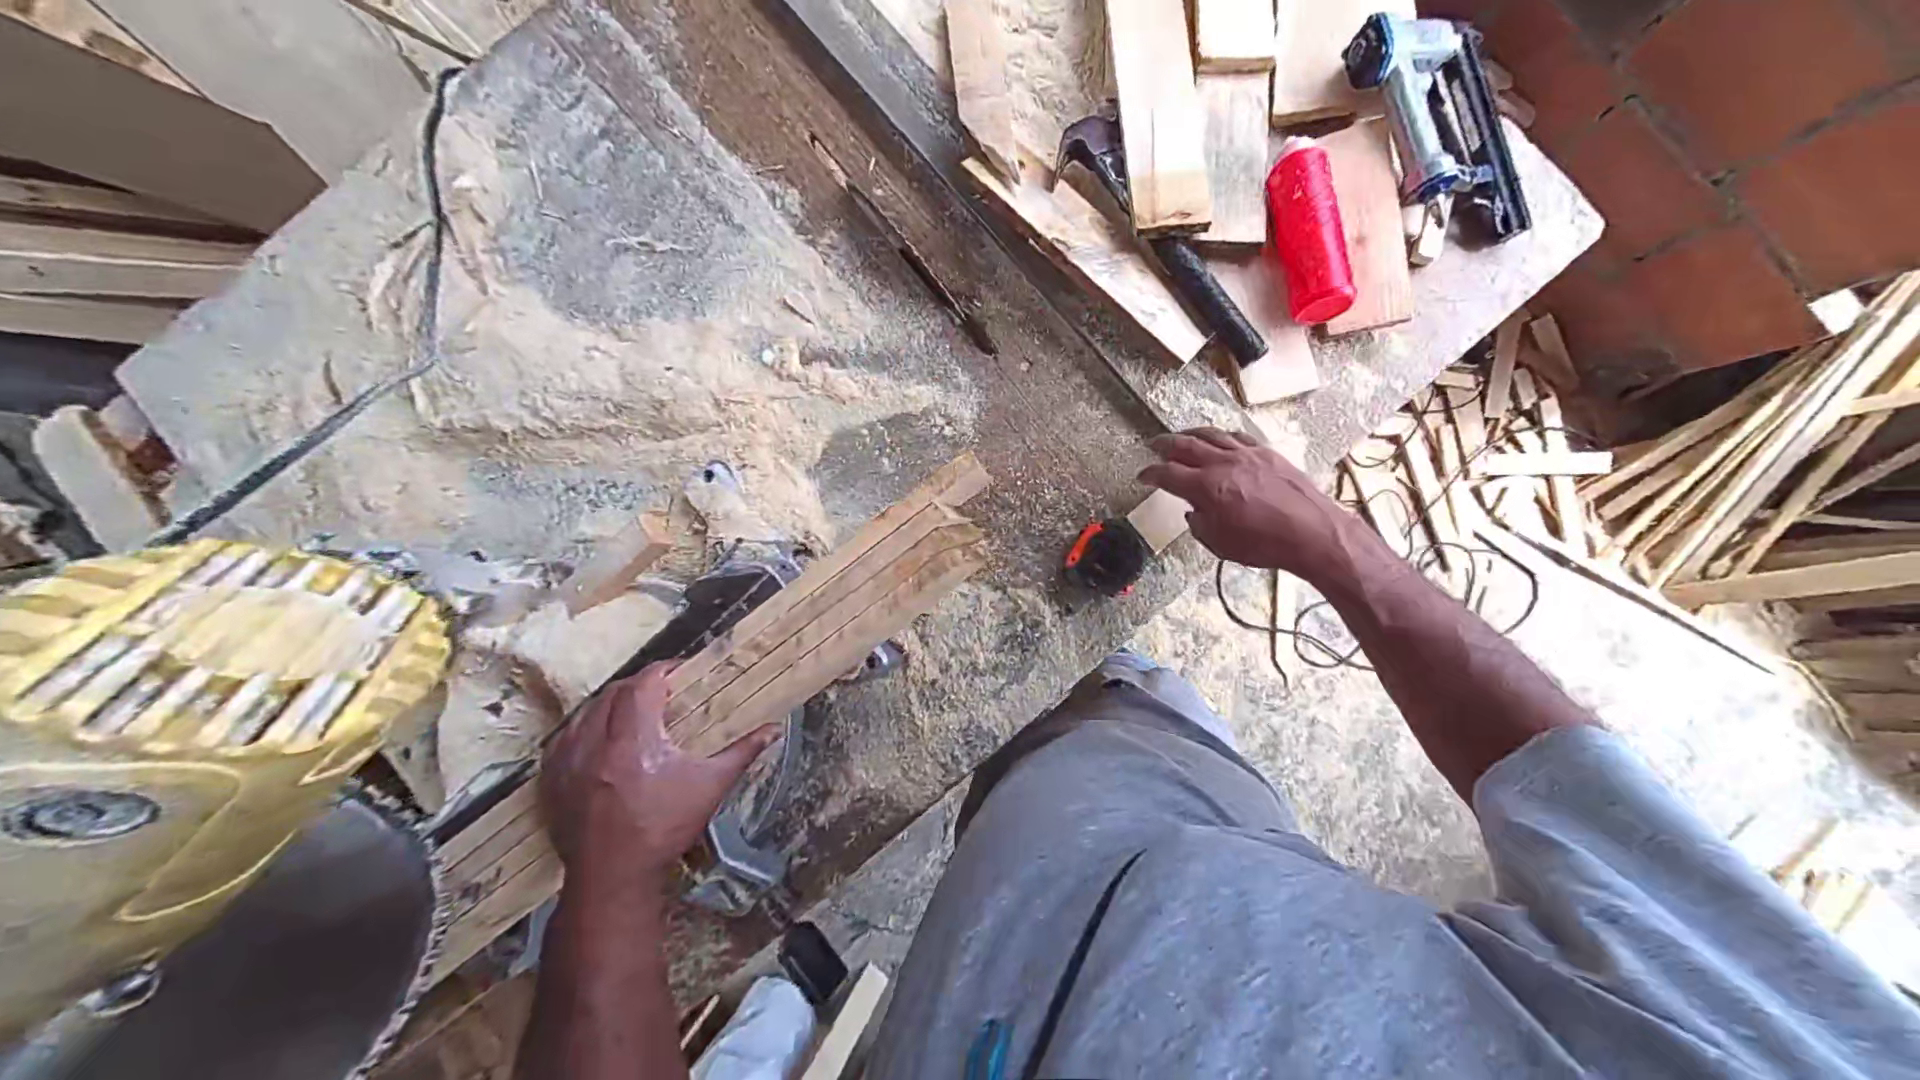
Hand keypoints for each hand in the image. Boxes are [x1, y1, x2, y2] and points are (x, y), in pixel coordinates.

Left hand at [540, 662, 779, 901]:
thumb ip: (741, 752)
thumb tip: (773, 729)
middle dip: (638, 685)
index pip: (643, 685)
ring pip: (585, 712)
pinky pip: (562, 737)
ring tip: (630, 710)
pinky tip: (596, 735)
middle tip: (660, 691)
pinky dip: (581, 727)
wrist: (614, 877)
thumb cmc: (664, 828)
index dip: (661, 671)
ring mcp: (568, 762)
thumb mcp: (710, 787)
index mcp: (634, 740)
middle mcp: (595, 743)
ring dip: (609, 703)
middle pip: (614, 693)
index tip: (678, 671)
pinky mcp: (551, 780)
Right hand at [1138, 428, 1380, 583]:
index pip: (1167, 474)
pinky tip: (1219, 438)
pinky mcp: (1266, 454)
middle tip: (1154, 444)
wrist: (1311, 533)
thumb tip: (1195, 513)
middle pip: (1184, 445)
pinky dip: (1221, 436)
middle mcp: (1223, 464)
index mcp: (1206, 487)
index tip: (1142, 476)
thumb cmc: (1266, 543)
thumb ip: (1199, 523)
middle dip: (1164, 444)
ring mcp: (1246, 455)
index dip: (1150, 474)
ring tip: (1181, 435)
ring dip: (1190, 434)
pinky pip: (1237, 437)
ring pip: (1210, 434)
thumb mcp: (1219, 543)